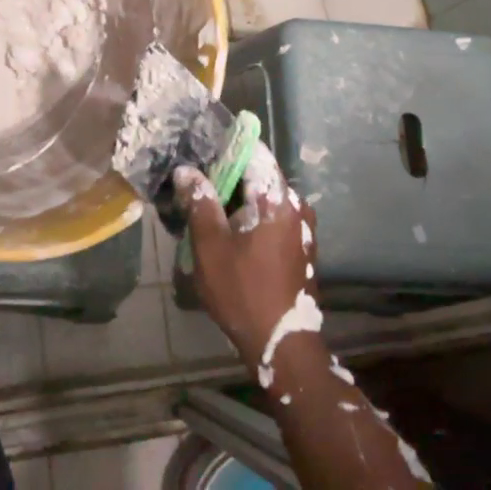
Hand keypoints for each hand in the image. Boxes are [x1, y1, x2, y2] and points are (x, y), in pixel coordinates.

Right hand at [176, 143, 318, 370]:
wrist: (281, 342)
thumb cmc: (242, 290)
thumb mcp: (210, 246)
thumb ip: (200, 202)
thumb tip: (187, 170)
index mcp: (276, 199)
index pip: (254, 153)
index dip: (226, 148)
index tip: (200, 151)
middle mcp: (296, 205)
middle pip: (259, 175)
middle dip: (228, 175)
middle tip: (196, 182)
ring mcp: (303, 227)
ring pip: (265, 198)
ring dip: (239, 198)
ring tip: (208, 207)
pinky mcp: (302, 246)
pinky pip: (274, 217)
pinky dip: (252, 216)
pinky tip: (230, 231)